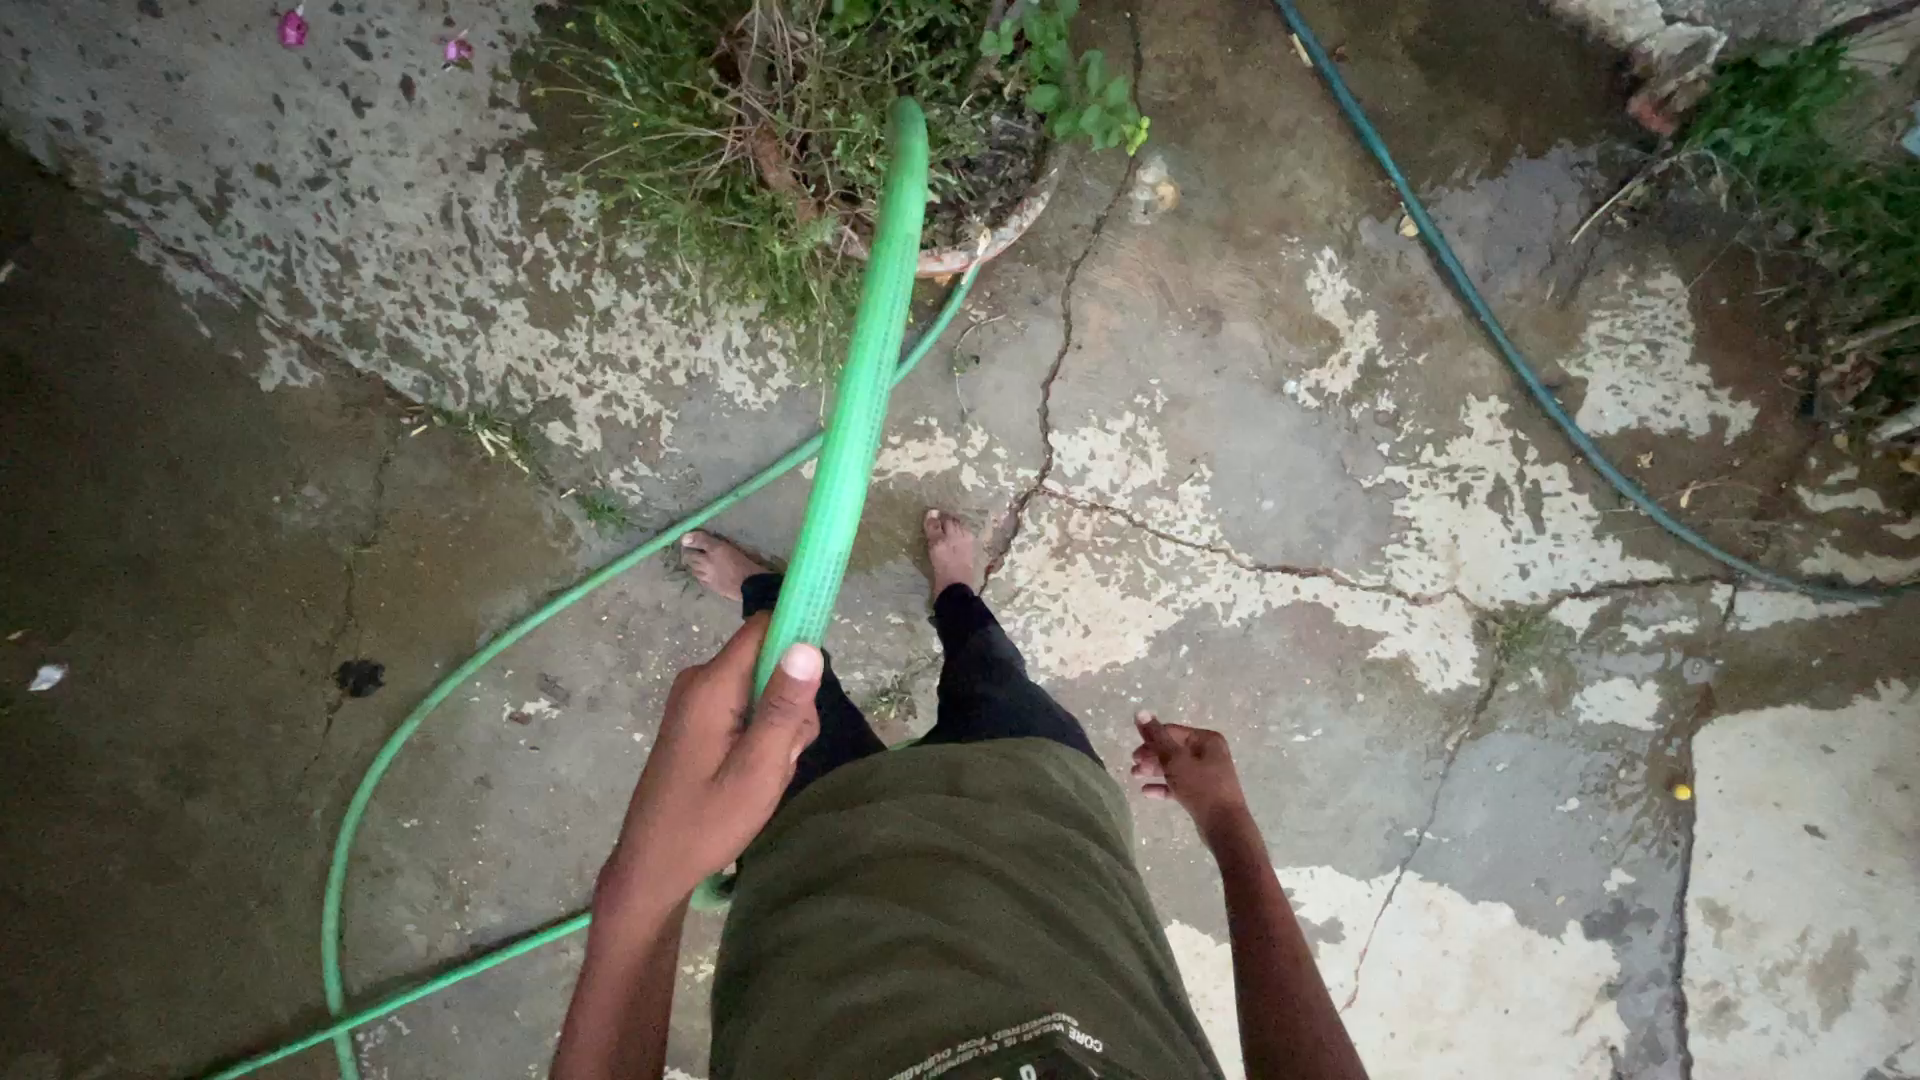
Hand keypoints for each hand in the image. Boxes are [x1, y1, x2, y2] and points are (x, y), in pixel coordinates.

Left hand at [598, 613, 821, 909]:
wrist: (653, 869)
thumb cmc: (706, 824)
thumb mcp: (758, 770)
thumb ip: (784, 707)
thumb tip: (808, 646)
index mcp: (711, 685)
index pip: (766, 627)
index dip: (799, 642)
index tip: (813, 689)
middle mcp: (701, 680)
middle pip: (771, 661)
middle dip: (791, 704)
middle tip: (782, 755)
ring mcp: (698, 699)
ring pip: (765, 688)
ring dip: (779, 727)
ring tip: (765, 772)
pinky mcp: (700, 718)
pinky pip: (748, 708)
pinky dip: (762, 736)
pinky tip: (753, 773)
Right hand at [1130, 710, 1251, 842]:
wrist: (1225, 827)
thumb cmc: (1201, 787)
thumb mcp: (1175, 760)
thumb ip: (1156, 737)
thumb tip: (1140, 712)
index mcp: (1206, 740)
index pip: (1172, 732)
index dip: (1151, 740)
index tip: (1134, 754)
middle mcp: (1209, 753)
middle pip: (1173, 749)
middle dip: (1151, 756)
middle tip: (1134, 766)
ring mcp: (1207, 774)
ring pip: (1175, 767)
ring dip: (1154, 770)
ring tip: (1135, 777)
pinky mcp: (1203, 792)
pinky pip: (1180, 784)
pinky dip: (1164, 786)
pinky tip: (1146, 792)